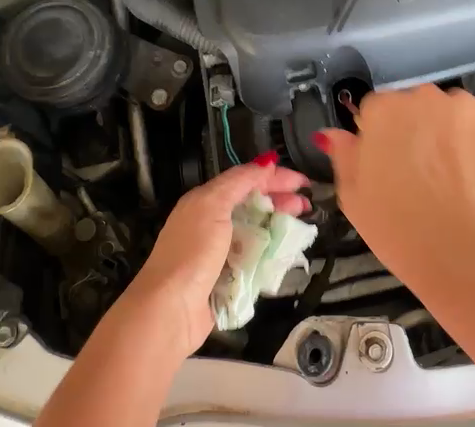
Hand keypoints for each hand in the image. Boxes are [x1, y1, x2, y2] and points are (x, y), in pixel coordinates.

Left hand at [119, 156, 310, 353]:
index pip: (246, 179)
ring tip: (300, 229)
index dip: (275, 177)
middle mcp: (211, 223)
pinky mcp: (226, 279)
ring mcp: (219, 253)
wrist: (168, 311)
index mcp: (205, 201)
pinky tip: (286, 254)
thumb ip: (240, 182)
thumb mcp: (213, 206)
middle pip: (252, 205)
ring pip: (255, 232)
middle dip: (280, 201)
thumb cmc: (191, 253)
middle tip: (306, 206)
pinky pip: (254, 259)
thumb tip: (266, 162)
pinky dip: (270, 254)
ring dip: (278, 228)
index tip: (303, 182)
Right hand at [317, 85, 474, 286]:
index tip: (390, 164)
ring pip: (451, 113)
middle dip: (417, 130)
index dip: (382, 137)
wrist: (466, 254)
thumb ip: (344, 156)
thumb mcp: (355, 198)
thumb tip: (334, 133)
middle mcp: (423, 96)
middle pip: (416, 105)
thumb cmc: (400, 230)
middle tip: (421, 174)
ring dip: (449, 133)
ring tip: (453, 177)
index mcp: (383, 110)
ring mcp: (465, 106)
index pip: (376, 109)